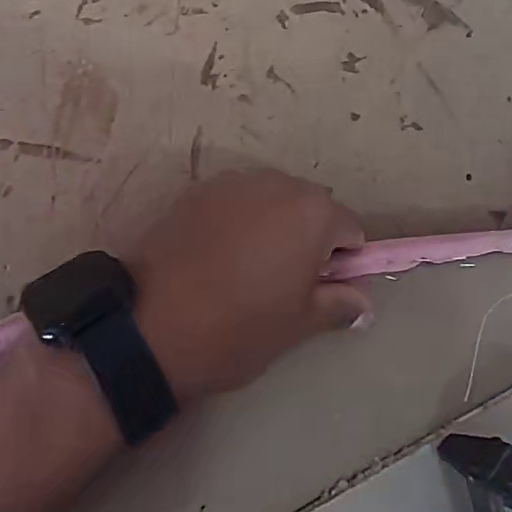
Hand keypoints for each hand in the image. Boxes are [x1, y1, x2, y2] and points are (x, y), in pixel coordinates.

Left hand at [130, 169, 370, 402]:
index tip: (320, 289)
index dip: (342, 263)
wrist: (147, 328)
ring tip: (248, 269)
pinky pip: (237, 202)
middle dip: (310, 238)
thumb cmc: (239, 327)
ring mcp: (234, 183)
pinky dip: (240, 221)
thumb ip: (339, 304)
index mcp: (313, 212)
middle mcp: (279, 184)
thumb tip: (364, 306)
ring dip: (275, 226)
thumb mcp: (299, 324)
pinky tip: (218, 257)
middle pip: (313, 208)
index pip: (351, 230)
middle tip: (285, 282)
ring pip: (274, 201)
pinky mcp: (197, 191)